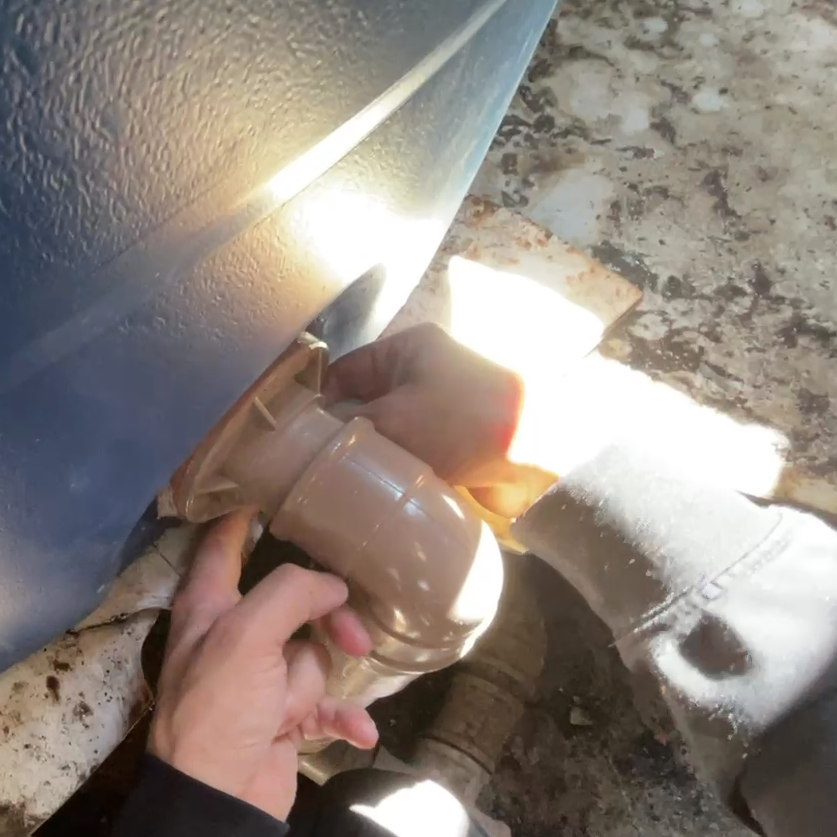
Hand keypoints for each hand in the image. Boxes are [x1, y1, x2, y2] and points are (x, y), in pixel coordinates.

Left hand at [150, 509, 377, 820]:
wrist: (216, 801)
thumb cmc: (217, 707)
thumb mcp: (245, 637)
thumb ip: (289, 594)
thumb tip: (331, 585)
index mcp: (208, 605)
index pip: (222, 544)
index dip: (243, 515)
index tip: (269, 489)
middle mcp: (232, 633)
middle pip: (293, 601)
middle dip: (327, 622)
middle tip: (353, 637)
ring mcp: (259, 677)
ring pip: (314, 654)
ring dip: (317, 684)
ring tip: (298, 711)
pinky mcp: (282, 716)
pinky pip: (325, 703)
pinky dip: (341, 716)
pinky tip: (357, 732)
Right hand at [326, 323, 573, 517]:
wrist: (543, 456)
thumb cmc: (461, 422)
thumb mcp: (391, 419)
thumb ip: (343, 427)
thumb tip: (307, 442)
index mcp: (406, 349)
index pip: (343, 371)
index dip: (316, 402)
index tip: (293, 438)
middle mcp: (421, 372)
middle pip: (360, 403)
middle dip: (339, 432)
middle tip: (309, 464)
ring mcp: (438, 407)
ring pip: (382, 431)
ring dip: (365, 454)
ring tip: (336, 479)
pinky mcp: (452, 440)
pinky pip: (406, 452)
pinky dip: (390, 468)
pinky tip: (371, 487)